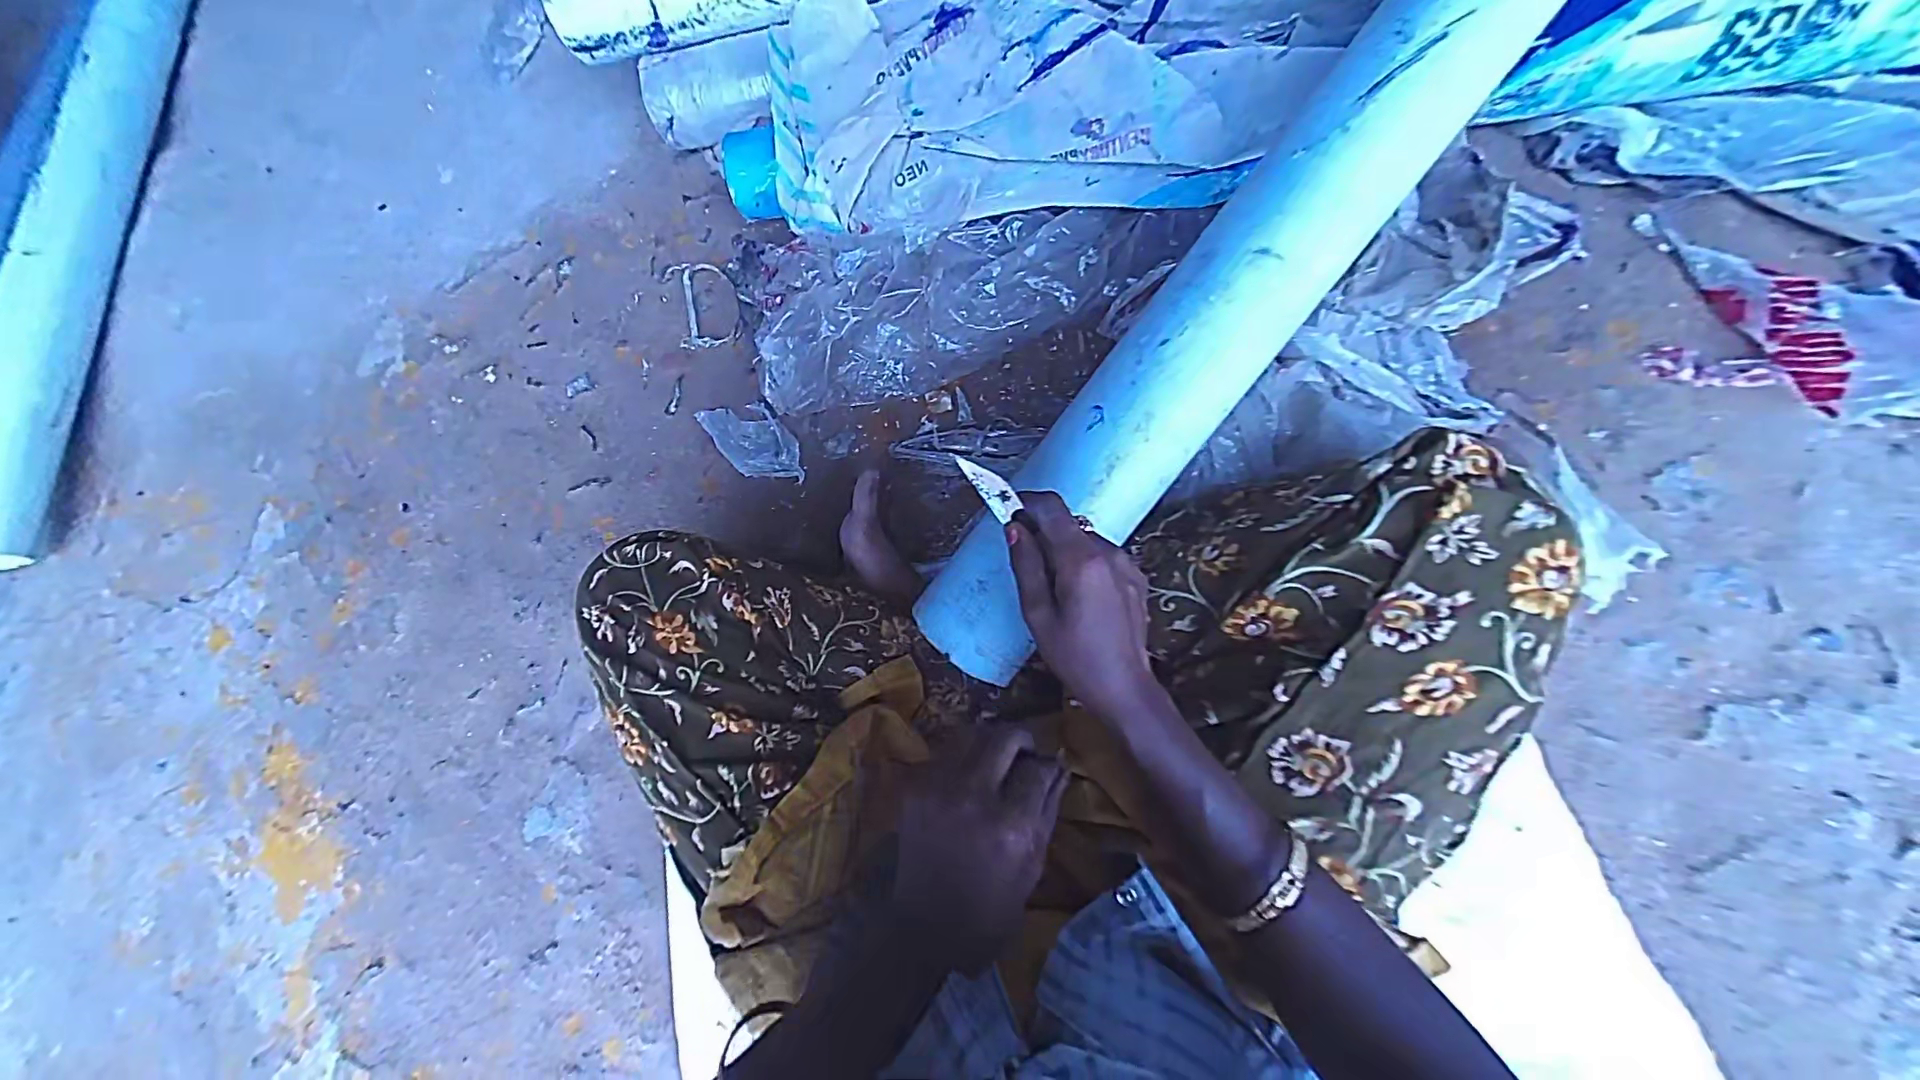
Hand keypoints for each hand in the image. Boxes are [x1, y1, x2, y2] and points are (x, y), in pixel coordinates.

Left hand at [892, 725, 1066, 974]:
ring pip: (972, 734)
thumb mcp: (1032, 867)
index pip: (1037, 768)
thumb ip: (1047, 811)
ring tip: (997, 758)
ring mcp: (939, 788)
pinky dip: (963, 757)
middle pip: (1004, 737)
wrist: (924, 927)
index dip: (1047, 764)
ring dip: (991, 741)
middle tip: (1026, 753)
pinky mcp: (915, 788)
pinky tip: (969, 776)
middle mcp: (974, 797)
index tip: (1048, 767)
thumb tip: (1059, 768)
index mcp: (1011, 825)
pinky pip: (946, 753)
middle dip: (1022, 739)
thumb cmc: (990, 909)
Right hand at [1004, 491, 1162, 721]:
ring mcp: (1127, 563)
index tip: (1008, 509)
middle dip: (1043, 533)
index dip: (1027, 501)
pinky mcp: (1136, 576)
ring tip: (1054, 590)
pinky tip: (1080, 597)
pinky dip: (1085, 563)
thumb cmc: (1075, 656)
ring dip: (1065, 551)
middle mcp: (1109, 552)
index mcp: (1082, 559)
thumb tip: (1014, 529)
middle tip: (1024, 561)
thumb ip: (1026, 566)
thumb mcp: (1038, 614)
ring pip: (1086, 540)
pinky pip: (1103, 556)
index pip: (1053, 508)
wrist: (1125, 687)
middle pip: (1069, 524)